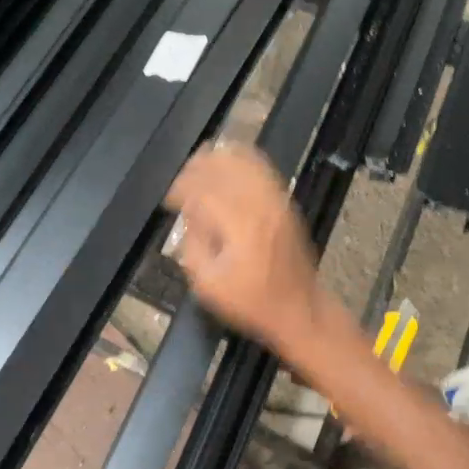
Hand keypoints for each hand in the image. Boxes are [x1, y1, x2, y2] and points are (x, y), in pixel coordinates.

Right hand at [163, 143, 334, 351]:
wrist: (300, 309)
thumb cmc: (251, 302)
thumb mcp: (208, 285)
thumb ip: (193, 245)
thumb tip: (189, 217)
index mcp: (239, 226)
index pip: (204, 191)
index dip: (182, 189)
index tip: (169, 200)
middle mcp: (259, 206)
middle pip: (223, 170)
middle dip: (197, 170)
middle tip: (180, 178)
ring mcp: (276, 201)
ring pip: (245, 164)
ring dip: (219, 160)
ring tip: (200, 162)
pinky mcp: (285, 203)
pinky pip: (263, 169)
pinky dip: (244, 159)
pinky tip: (230, 158)